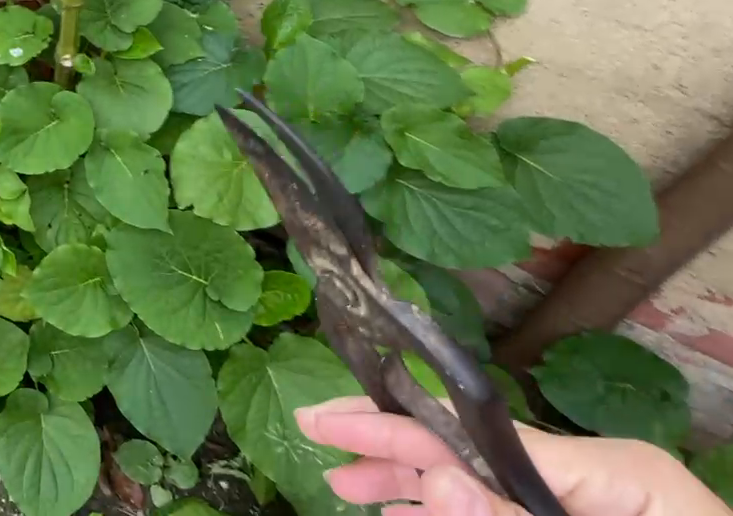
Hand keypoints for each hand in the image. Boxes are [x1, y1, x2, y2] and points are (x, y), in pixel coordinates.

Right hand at [296, 396, 730, 515]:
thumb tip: (432, 473)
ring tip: (349, 489)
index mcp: (612, 471)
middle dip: (389, 450)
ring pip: (477, 482)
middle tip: (316, 440)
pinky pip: (502, 506)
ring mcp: (592, 502)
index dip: (390, 426)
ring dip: (411, 486)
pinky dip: (450, 510)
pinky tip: (407, 514)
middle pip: (466, 450)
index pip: (472, 433)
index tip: (323, 421)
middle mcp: (597, 475)